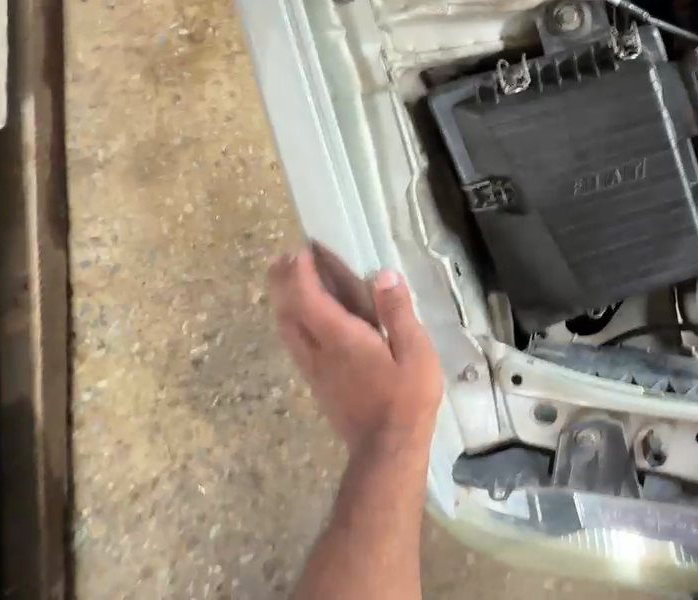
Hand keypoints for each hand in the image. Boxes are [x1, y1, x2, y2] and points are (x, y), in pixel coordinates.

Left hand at [269, 250, 443, 459]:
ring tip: (285, 281)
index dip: (302, 274)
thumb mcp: (415, 351)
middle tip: (282, 258)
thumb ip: (397, 313)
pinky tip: (300, 320)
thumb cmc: (407, 396)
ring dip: (282, 302)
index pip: (311, 300)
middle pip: (289, 313)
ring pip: (287, 330)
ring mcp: (315, 370)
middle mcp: (320, 352)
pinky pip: (295, 344)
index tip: (302, 250)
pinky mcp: (318, 383)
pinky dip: (291, 322)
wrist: (387, 448)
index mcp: (343, 340)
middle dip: (282, 283)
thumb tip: (384, 275)